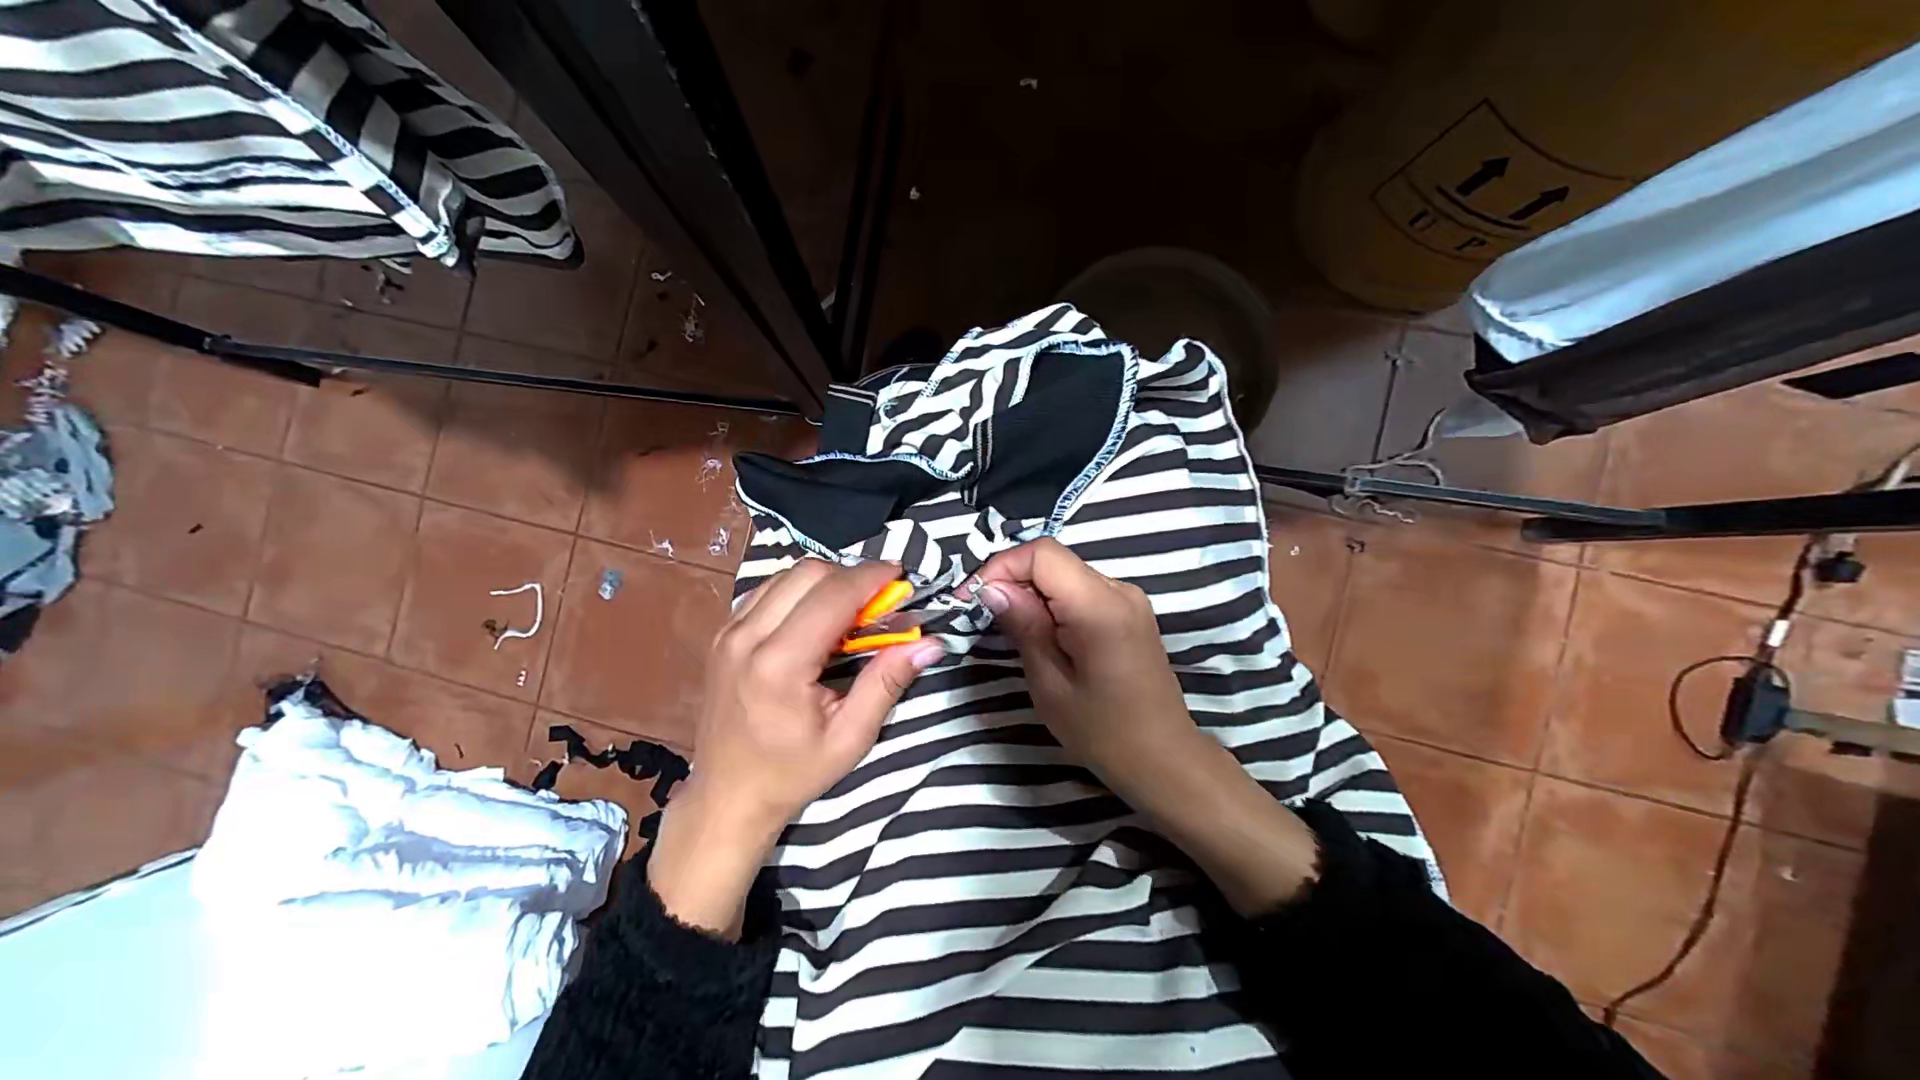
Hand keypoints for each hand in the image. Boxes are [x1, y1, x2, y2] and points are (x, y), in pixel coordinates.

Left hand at [649, 560, 944, 936]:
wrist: (727, 795)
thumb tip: (930, 643)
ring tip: (852, 608)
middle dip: (851, 575)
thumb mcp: (850, 737)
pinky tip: (817, 617)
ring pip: (785, 575)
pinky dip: (799, 591)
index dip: (871, 577)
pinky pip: (767, 591)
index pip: (832, 594)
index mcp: (779, 665)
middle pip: (808, 573)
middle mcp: (747, 637)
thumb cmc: (792, 773)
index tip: (901, 575)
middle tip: (881, 599)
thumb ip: (887, 682)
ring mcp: (729, 632)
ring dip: (825, 581)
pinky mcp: (723, 634)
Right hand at [969, 538, 1199, 799]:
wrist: (1162, 757)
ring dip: (1031, 591)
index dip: (1000, 566)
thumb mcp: (1049, 684)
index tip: (971, 598)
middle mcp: (1120, 589)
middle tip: (984, 614)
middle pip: (1053, 560)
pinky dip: (1053, 601)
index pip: (1042, 553)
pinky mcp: (1129, 611)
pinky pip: (1081, 589)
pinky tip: (1042, 632)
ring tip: (1010, 626)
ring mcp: (1129, 598)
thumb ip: (1023, 626)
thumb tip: (992, 589)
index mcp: (1100, 605)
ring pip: (1065, 572)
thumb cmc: (1102, 731)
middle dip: (1012, 579)